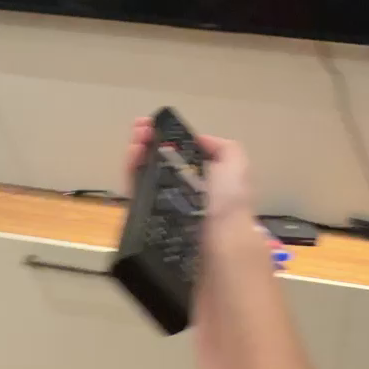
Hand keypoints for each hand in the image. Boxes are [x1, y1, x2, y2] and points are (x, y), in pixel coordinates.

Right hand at [125, 116, 255, 224]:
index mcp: (201, 180)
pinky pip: (133, 190)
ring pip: (142, 173)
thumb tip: (198, 139)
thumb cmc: (228, 202)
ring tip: (135, 139)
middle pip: (155, 162)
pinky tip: (133, 154)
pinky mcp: (144, 218)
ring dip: (136, 151)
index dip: (166, 138)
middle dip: (147, 141)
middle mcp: (179, 191)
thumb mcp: (237, 166)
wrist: (216, 243)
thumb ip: (223, 148)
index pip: (177, 155)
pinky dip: (130, 169)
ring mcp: (160, 204)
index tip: (155, 124)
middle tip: (140, 128)